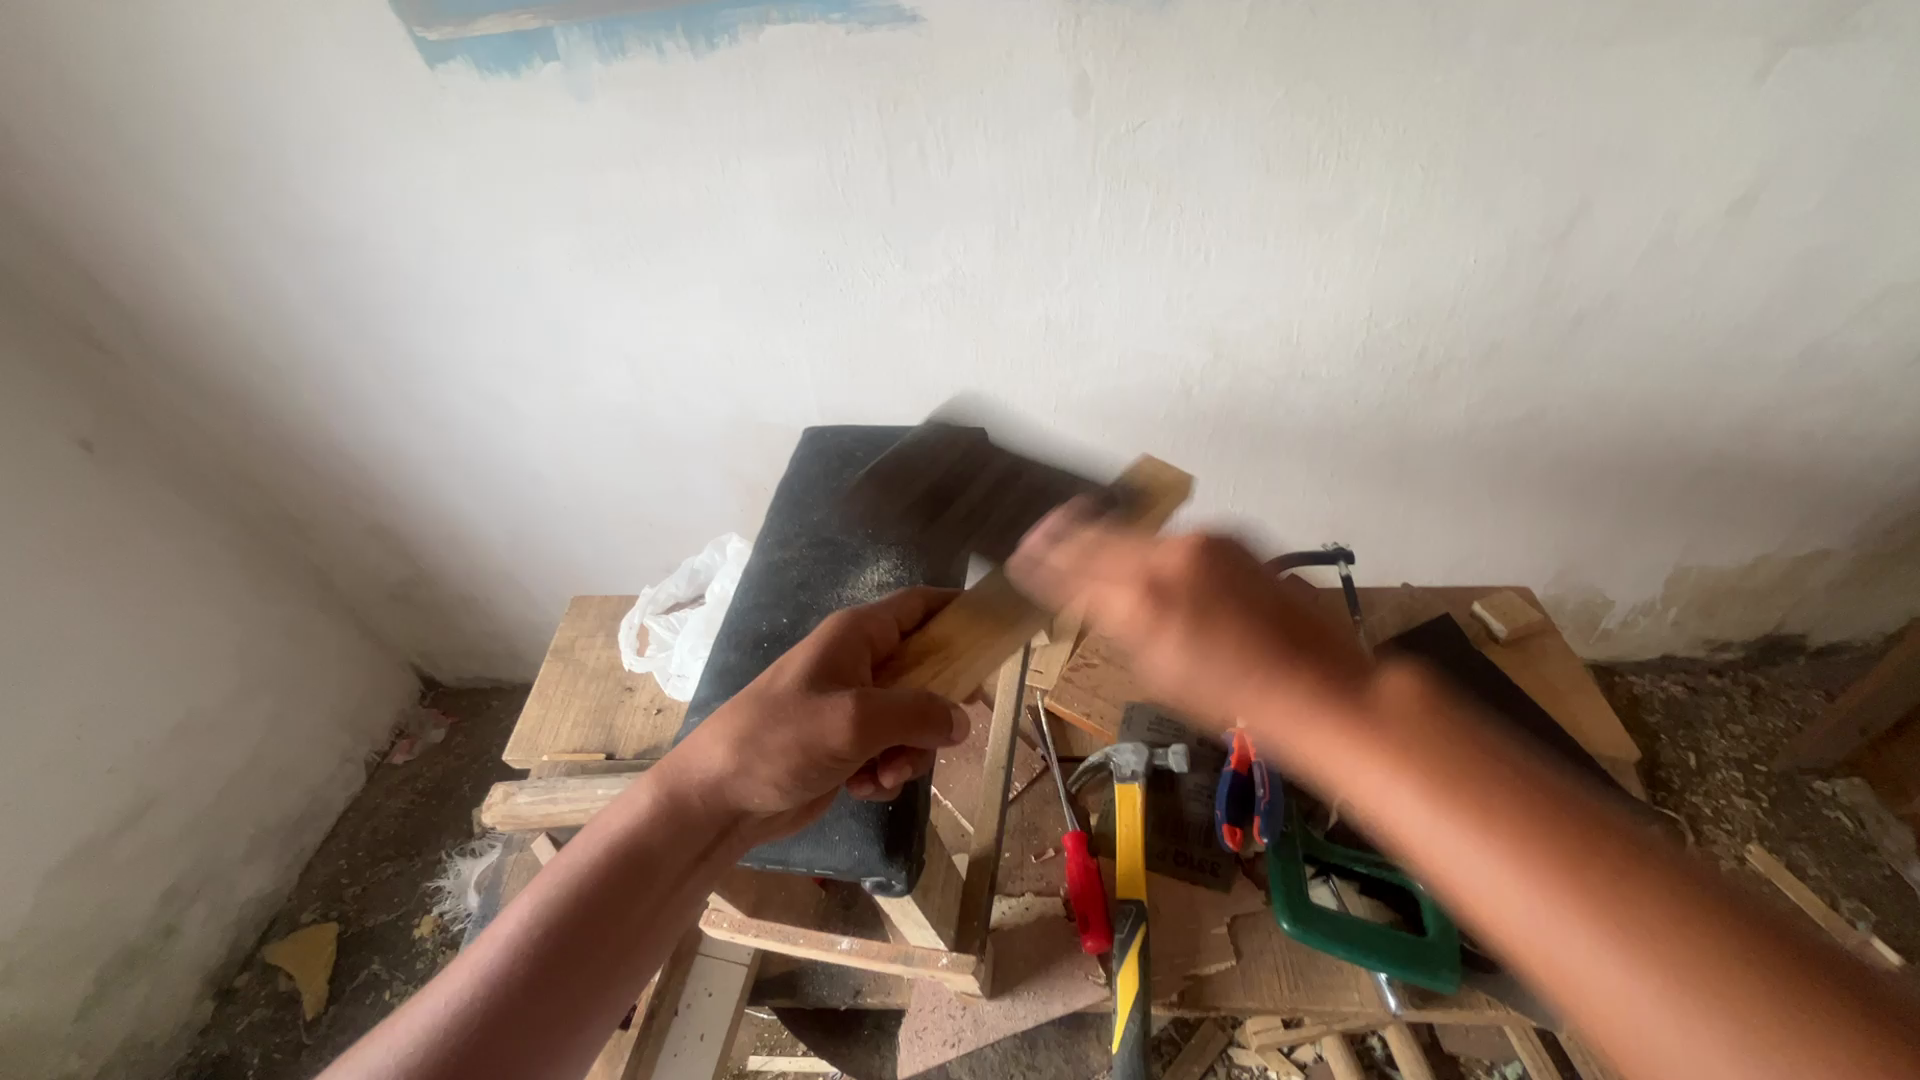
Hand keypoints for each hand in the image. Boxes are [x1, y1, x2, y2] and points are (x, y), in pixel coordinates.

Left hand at [663, 586, 972, 842]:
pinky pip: (890, 749)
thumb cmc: (781, 739)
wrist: (719, 798)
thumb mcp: (857, 720)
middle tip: (951, 733)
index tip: (995, 637)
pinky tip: (865, 788)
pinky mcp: (846, 745)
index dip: (958, 613)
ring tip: (885, 773)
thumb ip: (919, 713)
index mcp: (858, 635)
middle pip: (926, 670)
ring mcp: (851, 705)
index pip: (919, 605)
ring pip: (913, 718)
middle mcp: (858, 663)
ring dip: (911, 750)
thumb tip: (962, 720)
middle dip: (937, 709)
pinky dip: (887, 769)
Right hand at [1006, 503, 1368, 728]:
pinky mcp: (1234, 539)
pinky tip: (1146, 559)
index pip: (1074, 572)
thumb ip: (1117, 627)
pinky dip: (1153, 547)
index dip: (1042, 564)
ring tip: (1083, 540)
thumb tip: (1094, 603)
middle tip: (1038, 532)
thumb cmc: (1235, 700)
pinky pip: (1176, 539)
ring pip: (1138, 534)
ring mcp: (1204, 543)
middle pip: (1099, 537)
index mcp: (1141, 602)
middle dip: (1064, 535)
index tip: (1021, 557)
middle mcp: (1168, 559)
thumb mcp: (1156, 673)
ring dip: (1109, 540)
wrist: (1320, 686)